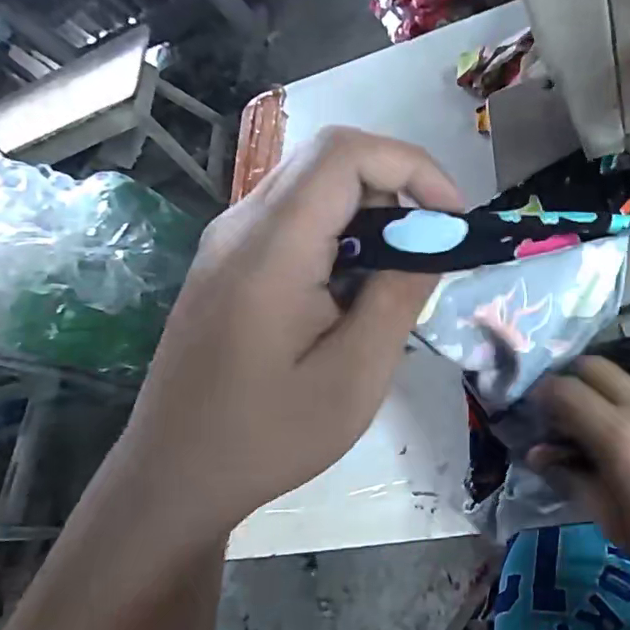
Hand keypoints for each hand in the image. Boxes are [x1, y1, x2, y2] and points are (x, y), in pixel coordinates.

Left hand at [117, 126, 463, 538]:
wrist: (175, 476)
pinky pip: (298, 219)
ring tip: (404, 273)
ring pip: (317, 187)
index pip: (346, 153)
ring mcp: (230, 242)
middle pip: (332, 159)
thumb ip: (399, 294)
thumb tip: (435, 240)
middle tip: (436, 248)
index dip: (415, 167)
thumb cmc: (270, 436)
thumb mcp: (356, 374)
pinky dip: (347, 234)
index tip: (454, 220)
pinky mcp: (231, 264)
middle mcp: (242, 225)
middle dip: (401, 188)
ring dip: (375, 213)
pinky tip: (359, 289)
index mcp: (271, 246)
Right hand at [529, 357, 629, 614]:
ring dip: (619, 406)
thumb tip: (538, 454)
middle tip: (573, 415)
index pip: (565, 391)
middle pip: (596, 367)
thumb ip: (572, 478)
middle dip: (576, 383)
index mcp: (621, 438)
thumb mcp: (614, 522)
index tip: (540, 412)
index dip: (544, 395)